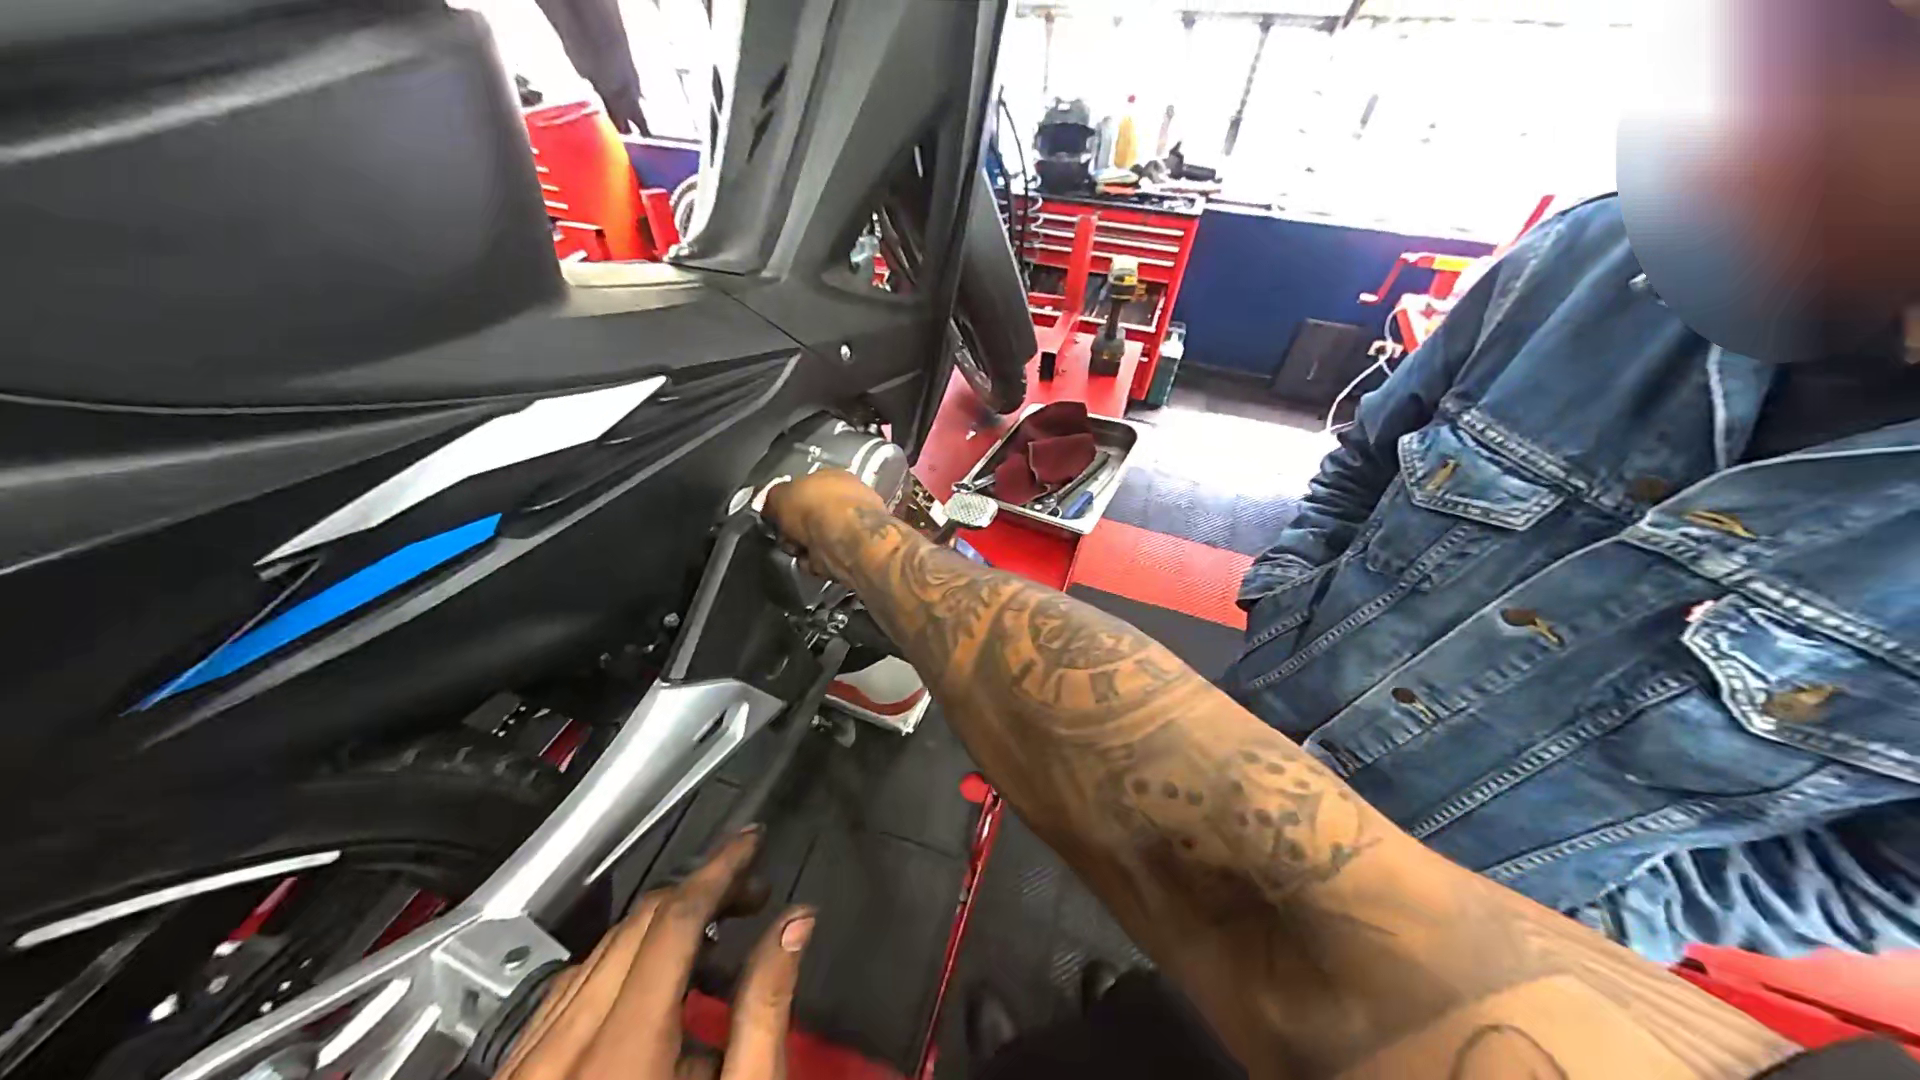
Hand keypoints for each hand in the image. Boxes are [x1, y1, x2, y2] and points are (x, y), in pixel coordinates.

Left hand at [495, 827, 813, 1079]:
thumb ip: (767, 1006)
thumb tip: (797, 919)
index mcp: (621, 1055)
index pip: (674, 922)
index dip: (719, 869)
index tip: (751, 841)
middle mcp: (559, 1052)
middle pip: (638, 925)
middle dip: (701, 891)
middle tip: (752, 894)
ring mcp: (525, 1066)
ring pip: (601, 949)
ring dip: (663, 923)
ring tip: (716, 929)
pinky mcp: (515, 1076)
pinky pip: (570, 988)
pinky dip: (623, 960)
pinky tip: (657, 974)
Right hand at [762, 468, 890, 579]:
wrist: (848, 542)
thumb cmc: (817, 509)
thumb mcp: (779, 495)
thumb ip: (772, 499)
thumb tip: (770, 506)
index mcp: (834, 476)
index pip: (806, 488)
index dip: (787, 505)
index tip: (776, 517)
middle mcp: (849, 499)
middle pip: (811, 517)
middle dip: (795, 532)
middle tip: (788, 538)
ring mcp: (857, 527)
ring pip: (818, 541)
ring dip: (805, 550)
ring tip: (803, 551)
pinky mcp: (859, 553)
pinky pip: (828, 560)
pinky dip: (819, 564)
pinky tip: (817, 562)